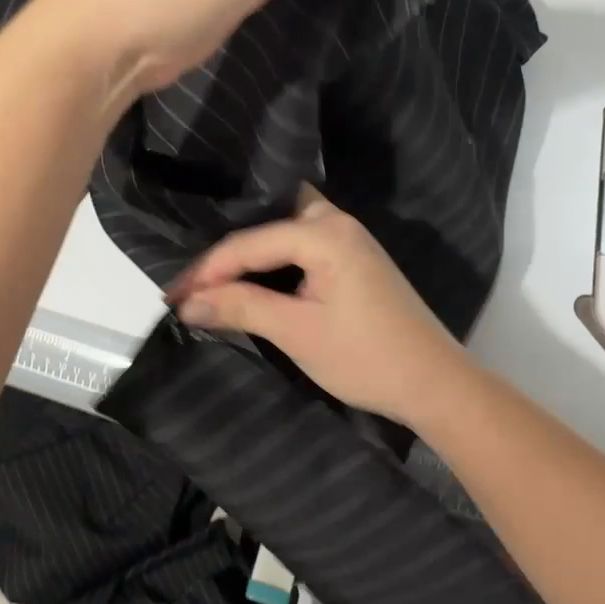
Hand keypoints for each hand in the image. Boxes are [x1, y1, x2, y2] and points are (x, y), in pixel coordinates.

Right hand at [166, 186, 472, 423]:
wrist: (434, 383)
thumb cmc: (366, 357)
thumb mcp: (297, 333)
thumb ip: (241, 308)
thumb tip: (186, 302)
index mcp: (326, 231)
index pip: (251, 241)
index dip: (208, 269)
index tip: (170, 295)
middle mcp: (338, 222)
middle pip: (269, 220)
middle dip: (229, 248)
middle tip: (189, 276)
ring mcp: (350, 238)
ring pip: (286, 230)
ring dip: (252, 253)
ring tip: (210, 277)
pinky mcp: (355, 259)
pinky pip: (303, 245)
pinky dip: (274, 260)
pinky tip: (251, 279)